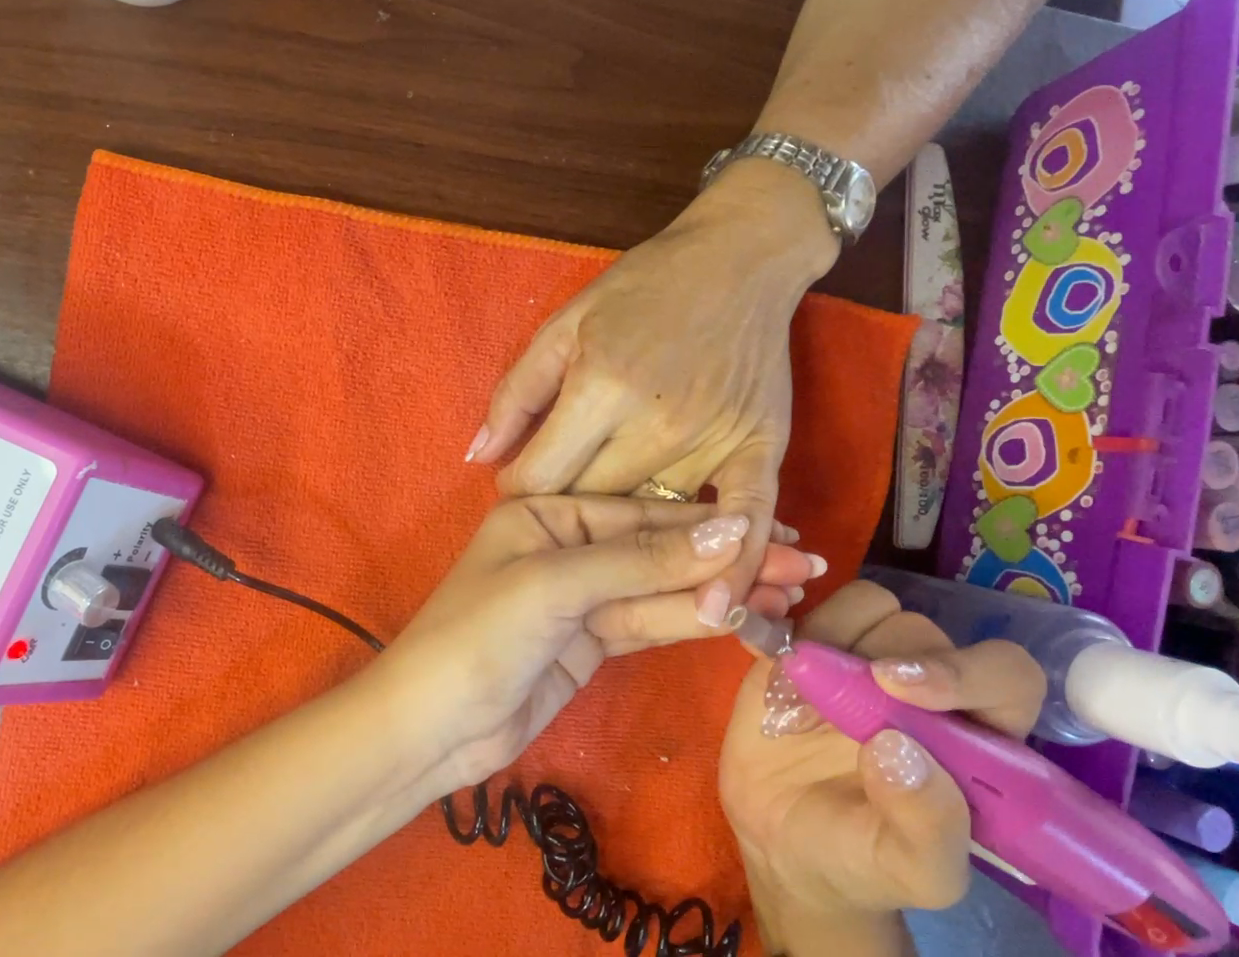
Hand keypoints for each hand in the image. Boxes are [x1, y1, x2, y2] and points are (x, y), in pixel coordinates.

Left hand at [365, 497, 819, 795]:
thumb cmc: (479, 635)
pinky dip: (690, 621)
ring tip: (791, 592)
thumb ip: (641, 560)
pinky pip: (647, 622)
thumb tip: (731, 527)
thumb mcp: (556, 586)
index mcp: (545, 514)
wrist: (433, 724)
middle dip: (724, 557)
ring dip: (717, 592)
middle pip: (655, 549)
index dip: (707, 524)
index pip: (639, 513)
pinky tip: (740, 616)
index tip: (778, 529)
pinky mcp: (588, 642)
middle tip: (805, 563)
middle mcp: (564, 547)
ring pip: (658, 589)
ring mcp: (578, 598)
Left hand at [471, 163, 838, 621]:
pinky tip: (716, 610)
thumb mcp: (562, 327)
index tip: (520, 488)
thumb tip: (478, 455)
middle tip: (562, 531)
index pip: (538, 479)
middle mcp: (653, 422)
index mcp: (597, 389)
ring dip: (633, 550)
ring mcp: (711, 438)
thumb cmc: (641, 290)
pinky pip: (746, 518)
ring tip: (609, 577)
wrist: (740, 259)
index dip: (518, 491)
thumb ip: (516, 395)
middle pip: (592, 506)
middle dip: (569, 522)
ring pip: (654, 519)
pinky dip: (732, 566)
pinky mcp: (761, 448)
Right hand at [719, 581, 1045, 952]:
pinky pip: (797, 610)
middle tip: (829, 693)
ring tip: (795, 677)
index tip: (894, 685)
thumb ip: (926, 825)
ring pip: (865, 606)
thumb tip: (898, 747)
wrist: (780, 843)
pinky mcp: (801, 651)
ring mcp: (858, 664)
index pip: (1003, 675)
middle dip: (876, 654)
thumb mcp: (912, 871)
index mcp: (975, 736)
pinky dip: (777, 619)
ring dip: (829, 629)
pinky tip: (761, 650)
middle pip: (920, 630)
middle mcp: (923, 690)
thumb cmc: (862, 861)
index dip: (959, 669)